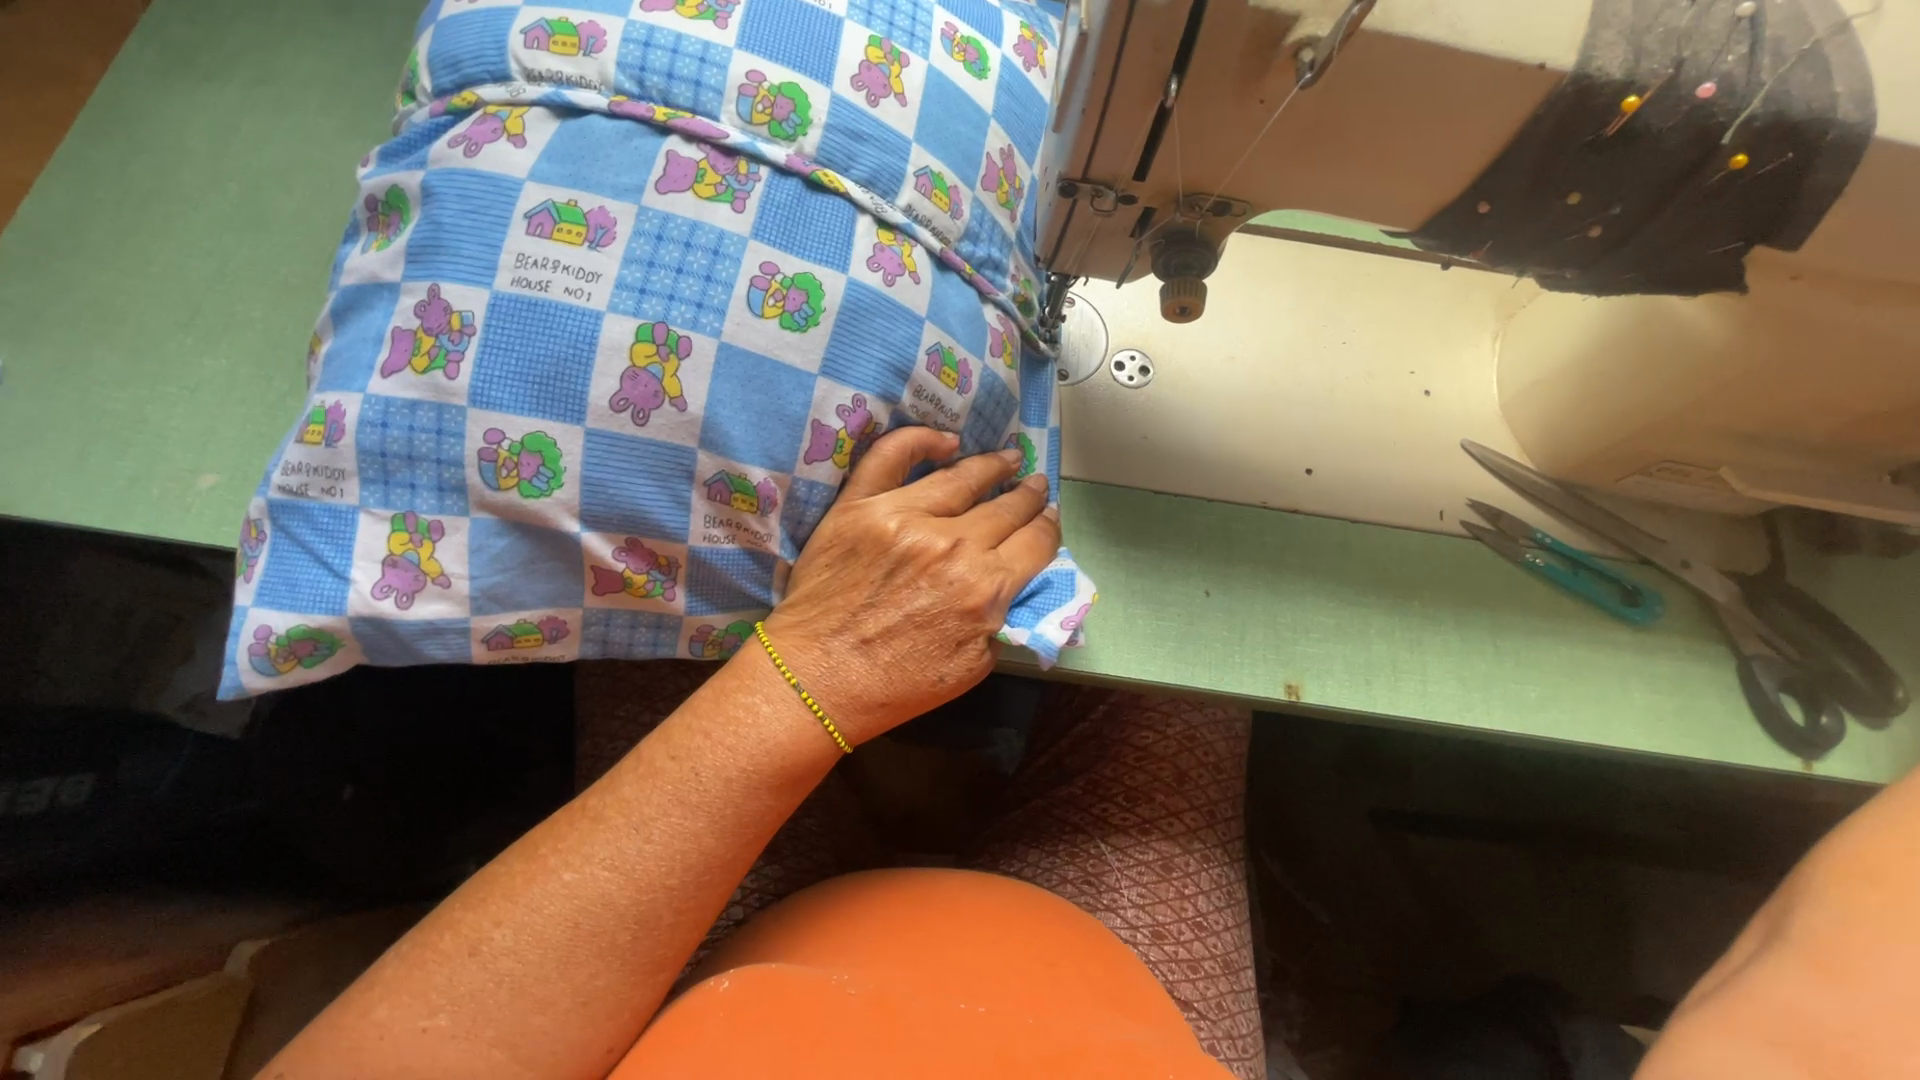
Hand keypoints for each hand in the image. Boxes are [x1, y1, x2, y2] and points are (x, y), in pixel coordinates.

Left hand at [757, 428, 1059, 744]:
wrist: (817, 681)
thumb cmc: (896, 686)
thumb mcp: (974, 667)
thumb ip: (999, 620)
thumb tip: (1008, 585)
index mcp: (984, 588)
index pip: (1036, 542)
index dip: (1048, 528)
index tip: (1049, 518)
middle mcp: (951, 544)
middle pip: (1006, 507)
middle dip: (1027, 495)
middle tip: (1034, 483)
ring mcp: (902, 518)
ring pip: (961, 477)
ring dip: (992, 465)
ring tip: (1007, 458)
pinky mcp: (859, 507)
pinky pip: (891, 457)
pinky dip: (920, 441)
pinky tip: (945, 442)